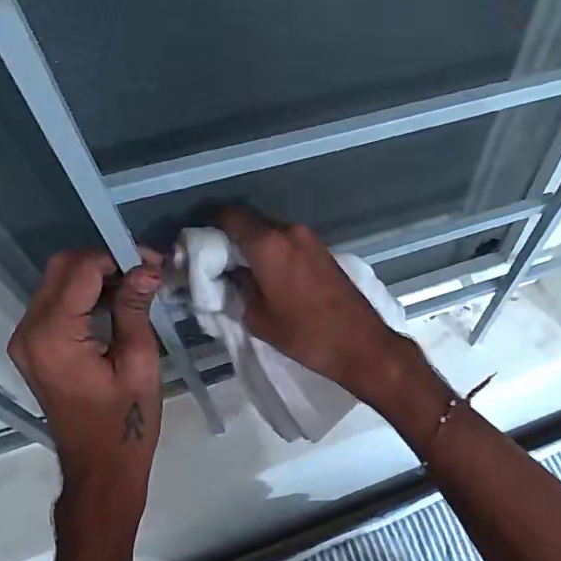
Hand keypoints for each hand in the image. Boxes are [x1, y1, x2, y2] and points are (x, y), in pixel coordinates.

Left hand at [7, 249, 162, 524]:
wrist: (100, 468)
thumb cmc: (125, 421)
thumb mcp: (139, 361)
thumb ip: (134, 308)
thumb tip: (146, 267)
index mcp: (54, 335)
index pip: (81, 269)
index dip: (118, 256)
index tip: (154, 261)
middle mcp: (29, 331)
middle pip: (62, 268)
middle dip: (105, 261)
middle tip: (147, 270)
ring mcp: (26, 340)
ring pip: (57, 281)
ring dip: (96, 275)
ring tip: (138, 284)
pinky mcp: (33, 348)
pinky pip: (55, 303)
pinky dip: (85, 294)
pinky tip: (116, 302)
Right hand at [214, 206, 428, 404]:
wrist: (361, 343)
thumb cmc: (306, 334)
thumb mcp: (259, 317)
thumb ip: (238, 289)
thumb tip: (231, 274)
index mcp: (268, 244)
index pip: (229, 216)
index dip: (209, 226)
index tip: (199, 244)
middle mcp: (289, 232)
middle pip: (250, 222)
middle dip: (230, 237)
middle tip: (217, 262)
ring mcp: (309, 239)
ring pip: (270, 233)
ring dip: (254, 246)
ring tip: (241, 272)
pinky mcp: (322, 251)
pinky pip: (288, 243)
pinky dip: (273, 252)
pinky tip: (267, 276)